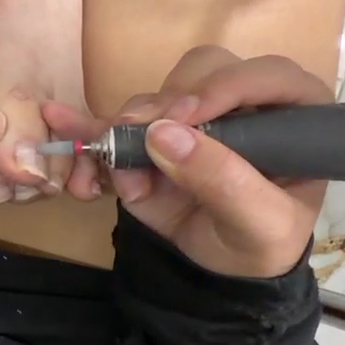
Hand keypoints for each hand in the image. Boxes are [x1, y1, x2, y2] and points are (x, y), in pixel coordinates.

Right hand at [98, 47, 329, 278]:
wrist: (218, 271)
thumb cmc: (258, 242)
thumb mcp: (258, 221)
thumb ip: (221, 178)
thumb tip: (163, 133)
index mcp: (286, 116)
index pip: (263, 77)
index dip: (224, 87)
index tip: (188, 115)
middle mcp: (234, 107)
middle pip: (200, 73)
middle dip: (169, 101)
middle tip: (147, 133)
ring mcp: (184, 122)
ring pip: (150, 99)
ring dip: (125, 125)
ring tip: (114, 162)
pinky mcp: (144, 140)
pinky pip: (110, 125)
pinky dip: (84, 127)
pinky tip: (58, 119)